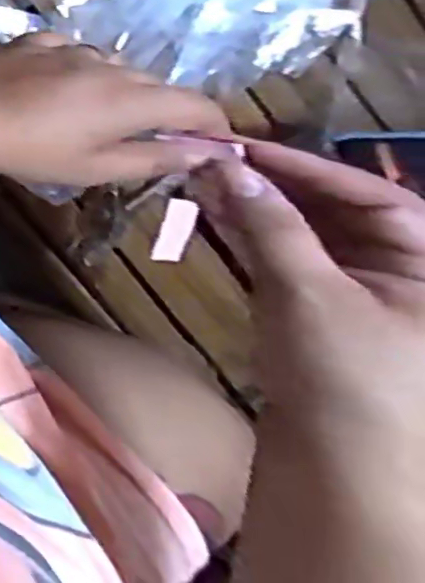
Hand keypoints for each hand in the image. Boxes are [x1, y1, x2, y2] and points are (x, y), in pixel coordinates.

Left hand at [0, 33, 231, 184]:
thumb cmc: (21, 149)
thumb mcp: (90, 167)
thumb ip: (152, 158)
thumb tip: (204, 152)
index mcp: (131, 98)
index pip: (197, 105)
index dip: (210, 126)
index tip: (203, 144)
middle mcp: (103, 65)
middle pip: (150, 82)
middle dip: (154, 107)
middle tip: (132, 134)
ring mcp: (60, 48)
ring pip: (106, 63)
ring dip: (108, 83)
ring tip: (82, 110)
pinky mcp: (23, 42)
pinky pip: (62, 48)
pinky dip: (67, 64)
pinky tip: (46, 82)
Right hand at [193, 143, 424, 452]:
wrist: (345, 455)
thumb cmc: (350, 372)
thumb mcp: (307, 292)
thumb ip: (268, 224)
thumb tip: (223, 165)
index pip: (376, 198)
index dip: (306, 167)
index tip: (236, 145)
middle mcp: (409, 273)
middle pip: (340, 210)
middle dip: (273, 183)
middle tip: (208, 158)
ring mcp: (364, 290)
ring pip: (306, 229)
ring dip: (253, 203)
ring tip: (198, 178)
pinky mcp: (322, 304)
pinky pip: (286, 252)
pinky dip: (247, 229)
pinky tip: (208, 210)